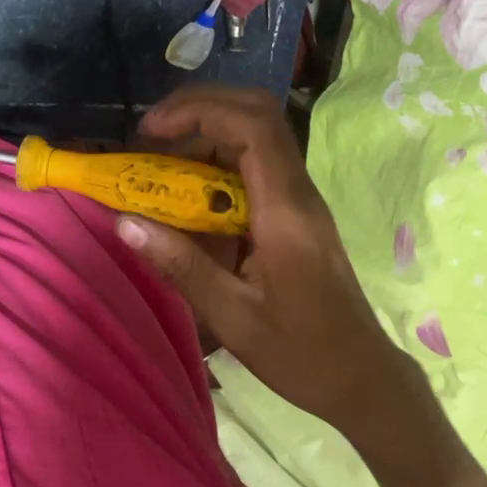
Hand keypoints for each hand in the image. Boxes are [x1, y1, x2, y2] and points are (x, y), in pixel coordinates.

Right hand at [115, 83, 413, 436]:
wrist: (363, 379)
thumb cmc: (301, 353)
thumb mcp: (233, 318)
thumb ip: (179, 264)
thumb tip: (123, 221)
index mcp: (285, 211)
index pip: (252, 127)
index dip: (197, 112)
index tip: (149, 131)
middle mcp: (296, 192)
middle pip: (255, 112)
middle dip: (197, 107)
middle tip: (149, 132)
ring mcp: (297, 198)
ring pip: (254, 131)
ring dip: (202, 129)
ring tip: (156, 156)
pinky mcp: (291, 209)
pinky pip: (251, 160)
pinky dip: (211, 156)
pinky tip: (182, 186)